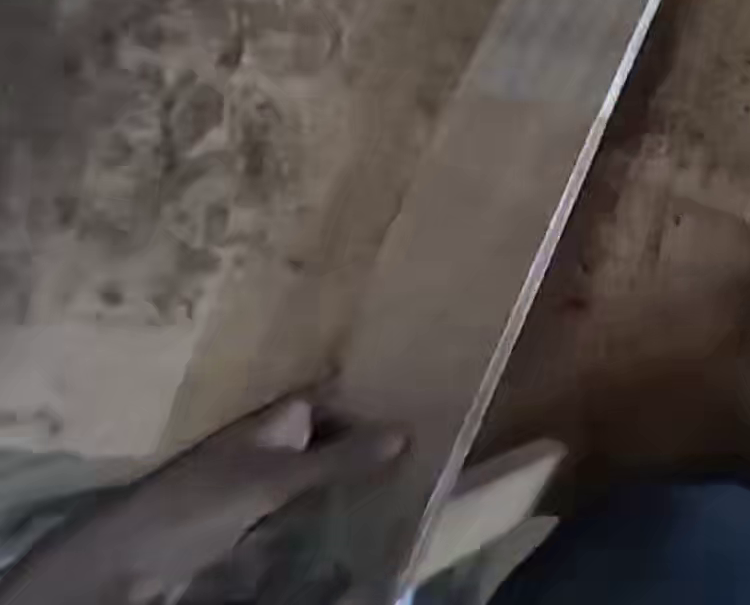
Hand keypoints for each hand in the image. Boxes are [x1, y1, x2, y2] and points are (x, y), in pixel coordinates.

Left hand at [0, 395, 404, 604]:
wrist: (122, 559)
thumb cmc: (203, 497)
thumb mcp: (278, 477)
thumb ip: (342, 456)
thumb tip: (410, 432)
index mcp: (286, 411)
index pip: (348, 388)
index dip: (383, 388)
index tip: (425, 390)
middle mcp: (281, 432)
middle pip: (342, 424)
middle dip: (378, 428)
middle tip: (430, 427)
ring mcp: (269, 468)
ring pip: (330, 456)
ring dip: (360, 460)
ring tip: (409, 459)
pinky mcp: (261, 502)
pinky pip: (314, 486)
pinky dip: (338, 488)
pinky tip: (367, 493)